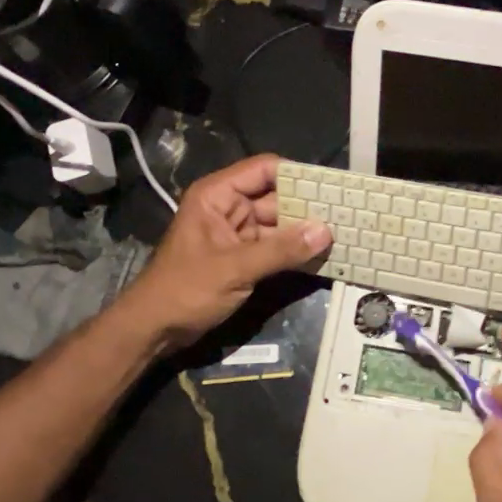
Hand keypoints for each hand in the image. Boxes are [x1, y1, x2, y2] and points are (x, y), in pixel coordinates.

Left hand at [116, 155, 329, 348]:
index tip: (332, 186)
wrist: (153, 331)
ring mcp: (237, 233)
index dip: (297, 175)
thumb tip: (325, 231)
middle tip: (348, 212)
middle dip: (308, 207)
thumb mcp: (234, 268)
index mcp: (218, 195)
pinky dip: (295, 251)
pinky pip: (275, 247)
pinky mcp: (243, 257)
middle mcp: (229, 207)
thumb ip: (281, 249)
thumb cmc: (185, 290)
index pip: (264, 170)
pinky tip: (324, 254)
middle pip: (277, 198)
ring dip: (306, 231)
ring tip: (344, 232)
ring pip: (279, 224)